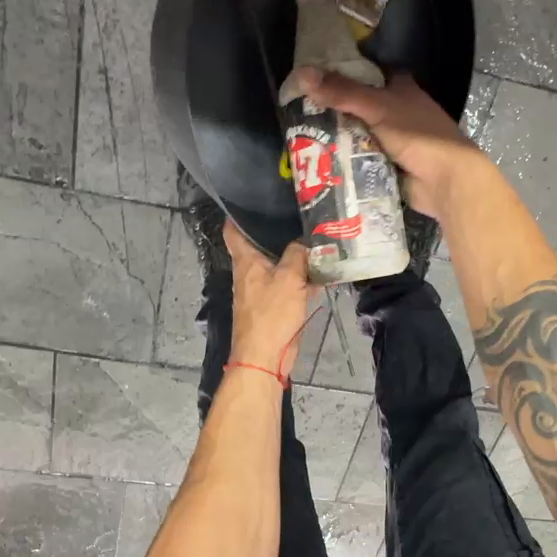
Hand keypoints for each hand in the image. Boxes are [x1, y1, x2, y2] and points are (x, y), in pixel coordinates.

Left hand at [225, 218, 316, 379]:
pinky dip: (303, 281)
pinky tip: (323, 274)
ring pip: (279, 267)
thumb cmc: (271, 315)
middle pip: (262, 246)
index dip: (239, 213)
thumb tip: (305, 242)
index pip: (233, 230)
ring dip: (296, 258)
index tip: (255, 198)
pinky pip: (290, 287)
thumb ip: (298, 255)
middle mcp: (250, 273)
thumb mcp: (289, 278)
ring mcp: (262, 291)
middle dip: (279, 233)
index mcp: (245, 261)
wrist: (265, 357)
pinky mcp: (275, 307)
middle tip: (301, 214)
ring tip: (319, 239)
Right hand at [293, 68, 490, 218]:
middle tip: (299, 115)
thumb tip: (302, 74)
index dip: (341, 75)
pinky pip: (362, 161)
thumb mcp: (377, 107)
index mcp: (400, 88)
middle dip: (333, 113)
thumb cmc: (417, 134)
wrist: (445, 180)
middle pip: (358, 108)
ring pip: (358, 135)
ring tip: (303, 141)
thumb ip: (342, 93)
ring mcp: (394, 141)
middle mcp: (397, 111)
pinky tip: (323, 164)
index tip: (311, 80)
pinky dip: (347, 163)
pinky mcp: (390, 166)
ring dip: (338, 140)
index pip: (365, 74)